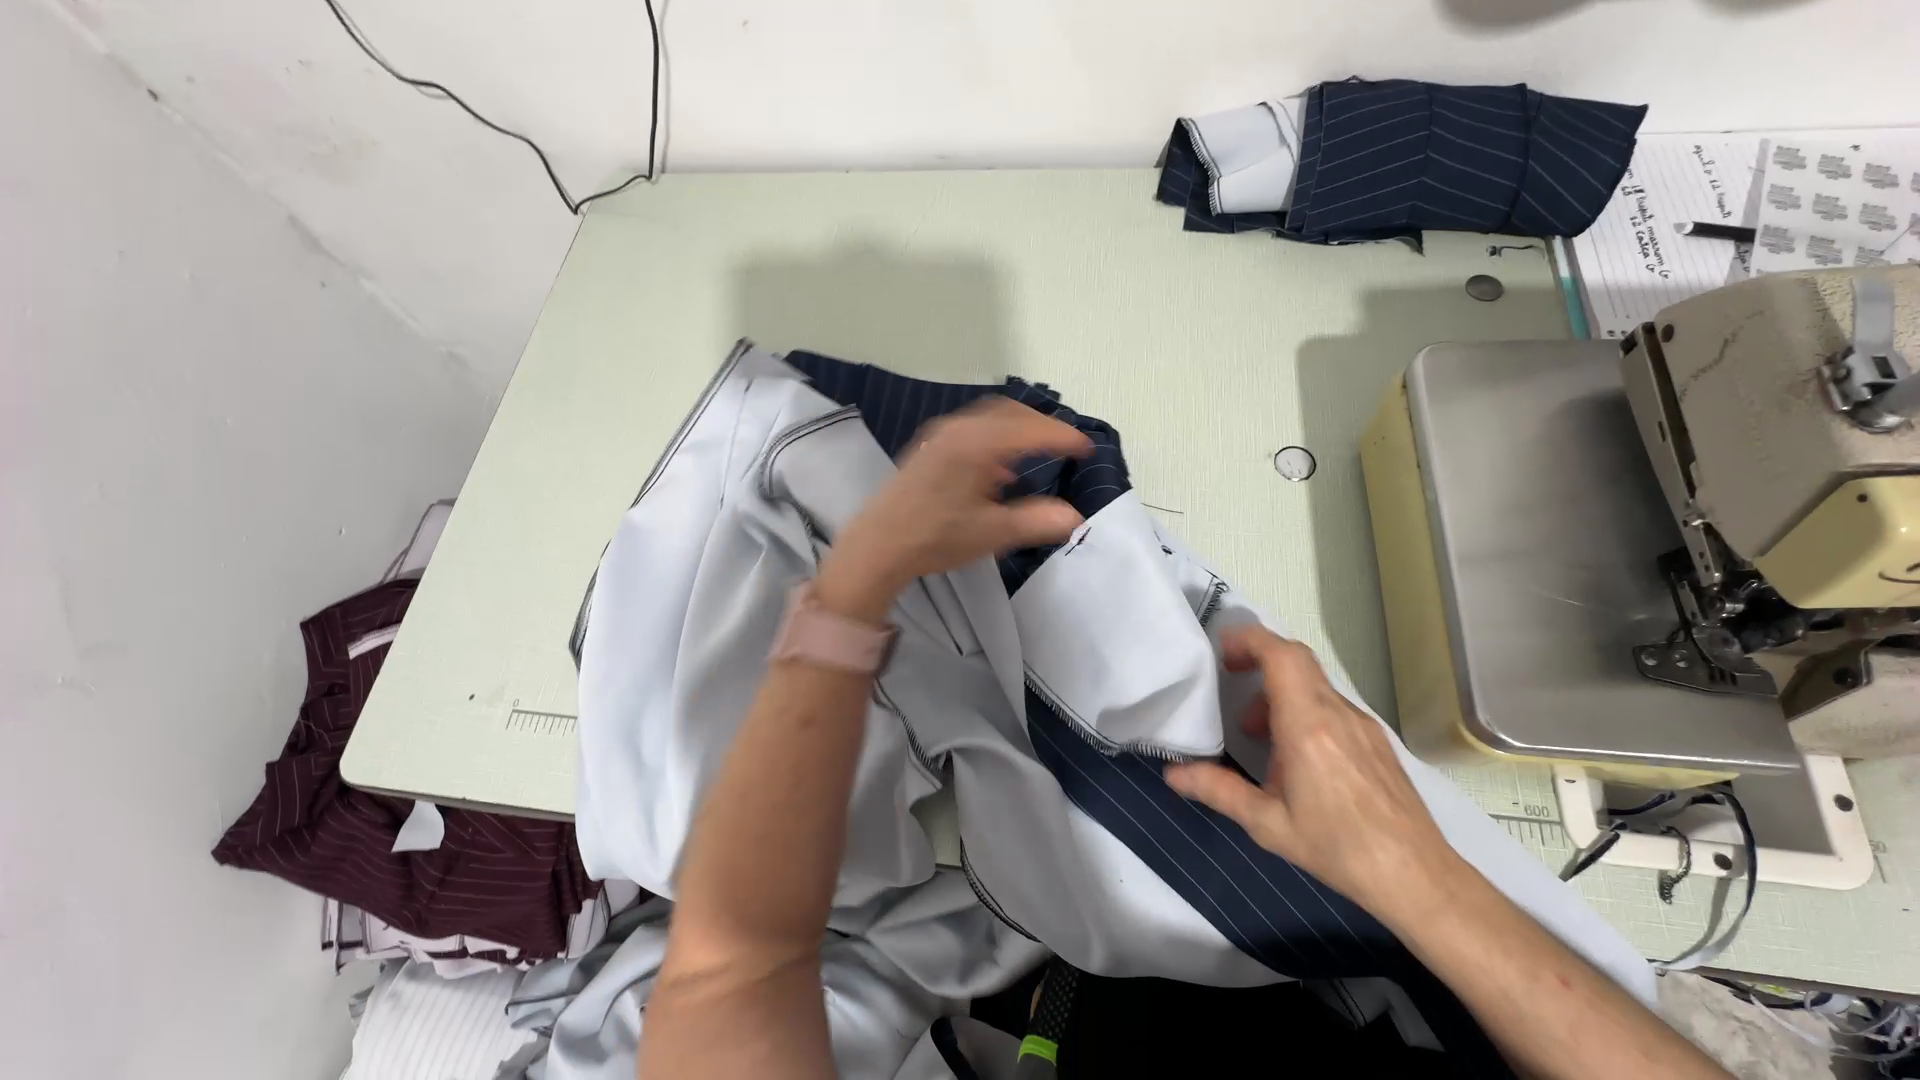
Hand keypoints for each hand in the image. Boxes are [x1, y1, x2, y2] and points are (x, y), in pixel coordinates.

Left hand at [815, 398, 1092, 621]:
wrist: (877, 546)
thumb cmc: (935, 537)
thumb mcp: (993, 533)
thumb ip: (1038, 521)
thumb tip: (1075, 516)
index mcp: (978, 444)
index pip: (1031, 429)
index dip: (1063, 437)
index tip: (1086, 448)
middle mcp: (958, 429)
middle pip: (1010, 413)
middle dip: (1042, 426)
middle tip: (1066, 445)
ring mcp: (939, 436)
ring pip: (989, 419)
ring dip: (1017, 430)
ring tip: (1036, 455)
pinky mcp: (927, 449)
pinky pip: (971, 430)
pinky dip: (995, 438)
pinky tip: (998, 470)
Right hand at [1164, 625, 1462, 926]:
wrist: (1415, 875)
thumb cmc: (1337, 847)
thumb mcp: (1267, 824)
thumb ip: (1217, 790)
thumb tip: (1173, 774)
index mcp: (1308, 726)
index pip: (1281, 656)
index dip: (1249, 640)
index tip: (1222, 649)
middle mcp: (1338, 714)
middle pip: (1298, 659)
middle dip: (1259, 658)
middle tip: (1230, 677)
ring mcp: (1362, 725)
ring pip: (1314, 684)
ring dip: (1279, 691)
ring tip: (1257, 732)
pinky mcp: (1376, 740)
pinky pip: (1331, 706)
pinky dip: (1303, 709)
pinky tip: (1295, 756)